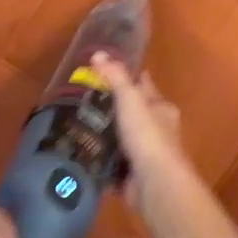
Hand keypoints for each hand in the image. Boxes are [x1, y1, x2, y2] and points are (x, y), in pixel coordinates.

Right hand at [92, 52, 188, 210]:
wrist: (155, 184)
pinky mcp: (132, 177)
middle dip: (112, 108)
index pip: (145, 87)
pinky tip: (81, 153)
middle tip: (83, 99)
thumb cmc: (147, 135)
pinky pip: (112, 164)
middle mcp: (157, 131)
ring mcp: (145, 156)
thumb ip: (115, 76)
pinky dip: (100, 160)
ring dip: (104, 136)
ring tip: (76, 124)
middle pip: (132, 114)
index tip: (108, 71)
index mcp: (161, 109)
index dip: (130, 77)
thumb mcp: (130, 98)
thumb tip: (98, 53)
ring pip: (121, 139)